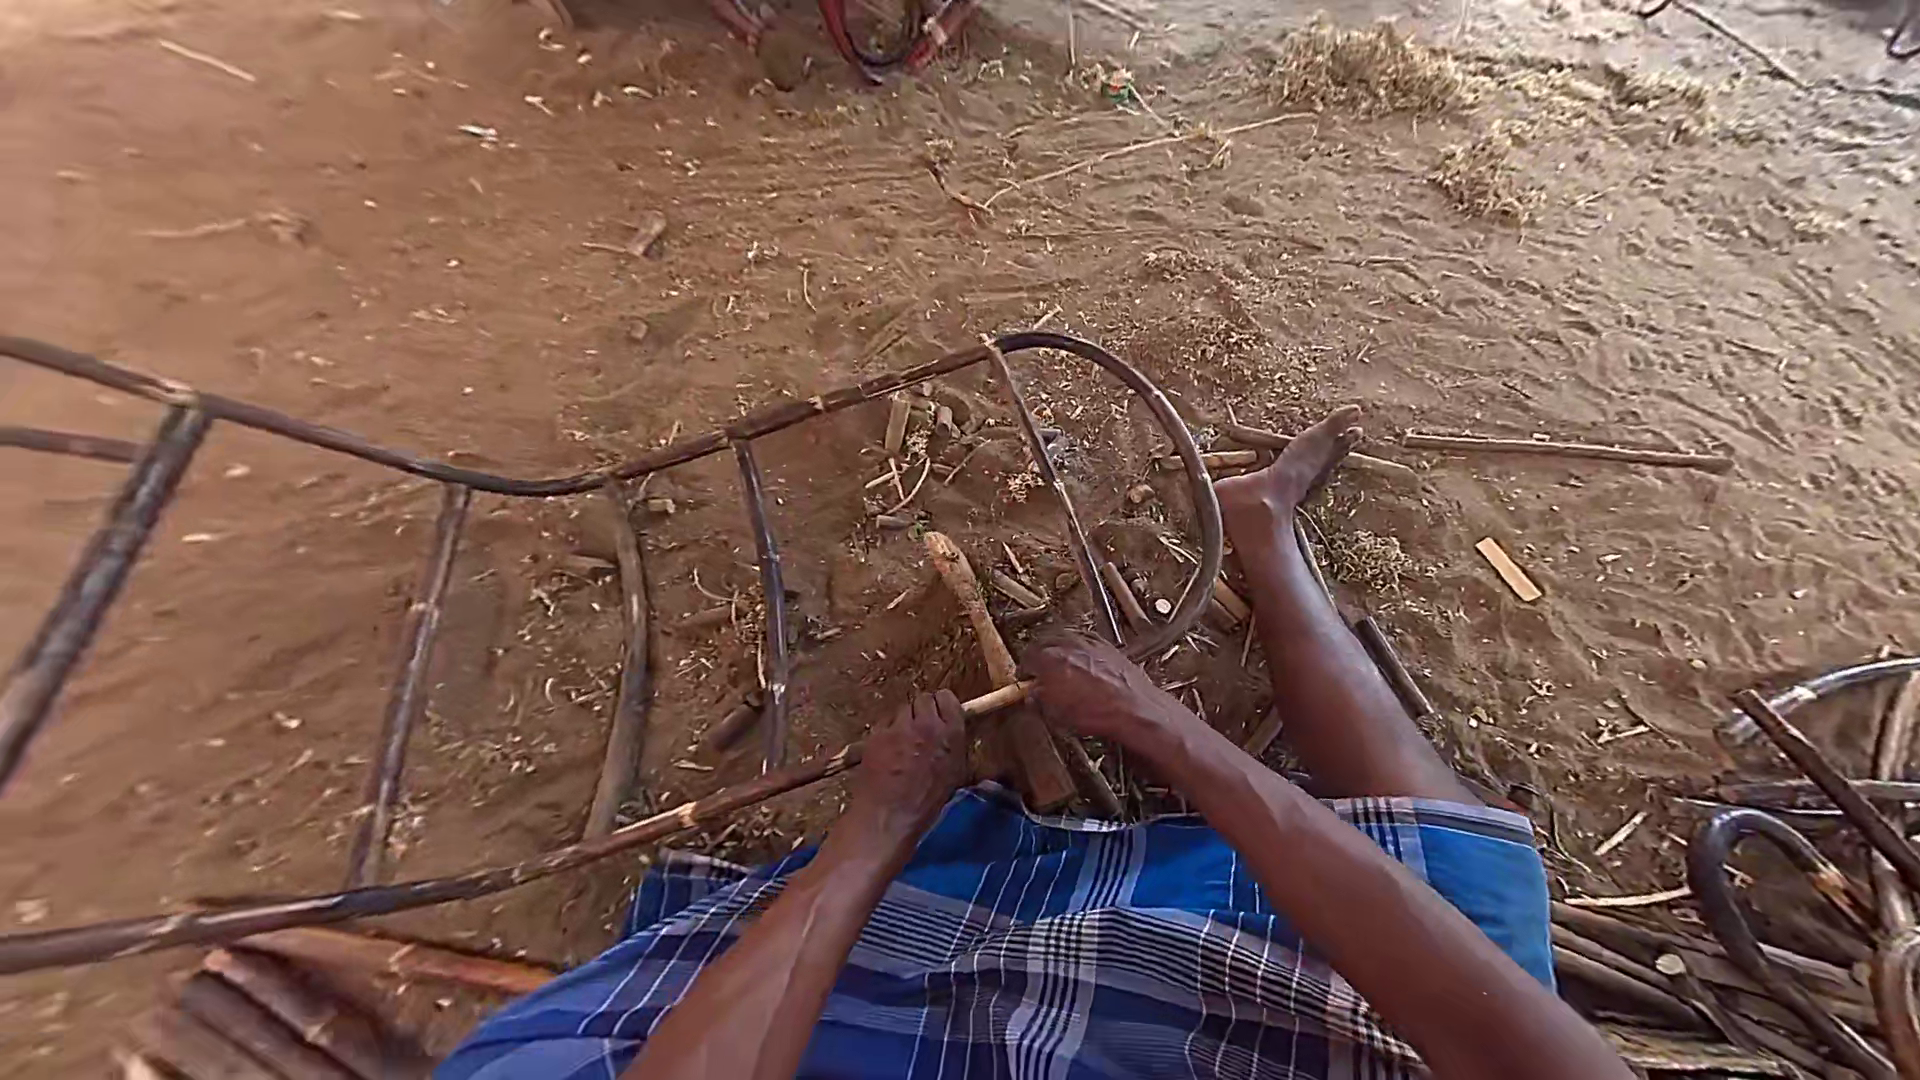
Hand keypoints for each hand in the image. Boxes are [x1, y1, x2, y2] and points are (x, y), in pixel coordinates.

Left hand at [847, 690, 967, 834]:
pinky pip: (885, 722)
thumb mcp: (954, 773)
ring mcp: (901, 728)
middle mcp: (927, 725)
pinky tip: (886, 751)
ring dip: (903, 720)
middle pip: (923, 699)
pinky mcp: (879, 733)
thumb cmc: (926, 803)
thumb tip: (948, 731)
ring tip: (901, 742)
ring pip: (903, 709)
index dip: (940, 706)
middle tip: (918, 729)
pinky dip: (886, 732)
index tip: (937, 715)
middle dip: (921, 711)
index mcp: (951, 735)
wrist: (890, 817)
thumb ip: (952, 744)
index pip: (946, 698)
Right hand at [1024, 632, 1199, 747]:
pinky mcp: (1106, 644)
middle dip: (1039, 657)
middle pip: (1043, 644)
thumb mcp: (1056, 715)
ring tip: (1059, 667)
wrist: (1135, 710)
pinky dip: (1078, 649)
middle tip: (1039, 672)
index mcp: (1049, 659)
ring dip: (1058, 650)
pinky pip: (1084, 641)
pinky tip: (1082, 663)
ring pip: (1064, 639)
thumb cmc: (1100, 712)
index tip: (1026, 680)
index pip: (1026, 659)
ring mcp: (1088, 641)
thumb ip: (1039, 700)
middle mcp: (1067, 644)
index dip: (1024, 672)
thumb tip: (1034, 696)